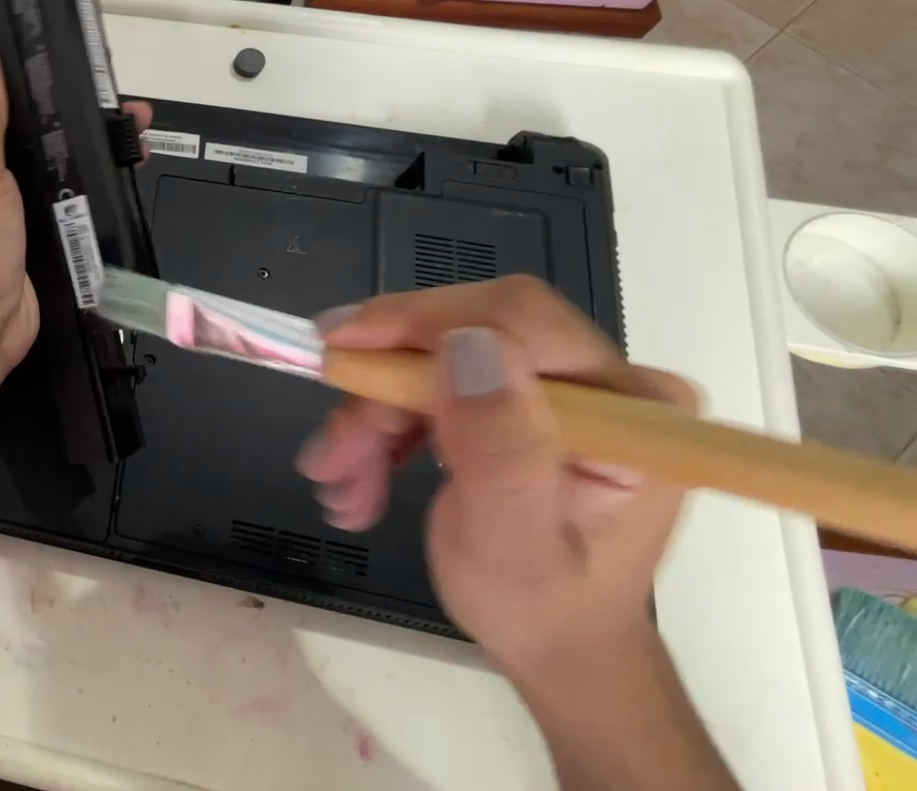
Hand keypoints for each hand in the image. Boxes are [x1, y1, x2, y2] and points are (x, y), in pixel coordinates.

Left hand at [0, 43, 153, 384]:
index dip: (0, 60)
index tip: (48, 43)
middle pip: (9, 116)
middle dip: (54, 100)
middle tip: (107, 89)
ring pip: (38, 151)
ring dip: (76, 135)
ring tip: (129, 123)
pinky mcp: (23, 224)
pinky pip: (53, 188)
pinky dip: (82, 173)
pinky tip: (118, 162)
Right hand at [295, 276, 698, 678]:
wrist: (554, 640)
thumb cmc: (540, 608)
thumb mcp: (513, 544)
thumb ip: (499, 450)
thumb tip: (465, 348)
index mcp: (631, 408)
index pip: (516, 322)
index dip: (418, 323)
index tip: (333, 349)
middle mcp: (601, 380)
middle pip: (459, 336)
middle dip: (380, 390)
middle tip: (331, 455)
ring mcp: (556, 385)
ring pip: (428, 360)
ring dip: (369, 417)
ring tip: (340, 483)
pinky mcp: (515, 396)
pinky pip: (425, 382)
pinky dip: (380, 424)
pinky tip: (361, 473)